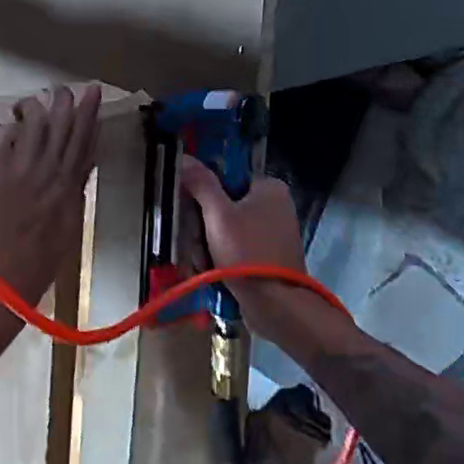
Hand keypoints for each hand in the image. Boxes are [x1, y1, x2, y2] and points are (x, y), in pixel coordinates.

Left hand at [0, 86, 100, 304]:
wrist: (3, 276)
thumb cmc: (40, 261)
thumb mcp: (70, 226)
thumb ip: (74, 193)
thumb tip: (81, 166)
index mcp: (70, 187)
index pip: (84, 142)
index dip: (89, 115)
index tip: (93, 94)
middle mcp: (50, 172)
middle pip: (62, 127)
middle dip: (65, 103)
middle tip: (65, 88)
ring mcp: (23, 169)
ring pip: (33, 124)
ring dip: (32, 108)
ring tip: (29, 103)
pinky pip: (1, 138)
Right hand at [178, 155, 339, 339]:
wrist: (278, 307)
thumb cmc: (247, 252)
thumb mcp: (217, 214)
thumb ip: (201, 183)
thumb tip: (185, 157)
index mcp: (269, 187)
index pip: (226, 177)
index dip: (205, 191)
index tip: (192, 211)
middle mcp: (276, 206)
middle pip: (225, 204)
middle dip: (204, 224)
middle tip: (195, 242)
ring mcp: (275, 232)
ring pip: (229, 228)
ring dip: (210, 243)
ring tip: (202, 261)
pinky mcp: (271, 257)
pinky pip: (239, 247)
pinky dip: (224, 256)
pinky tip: (212, 269)